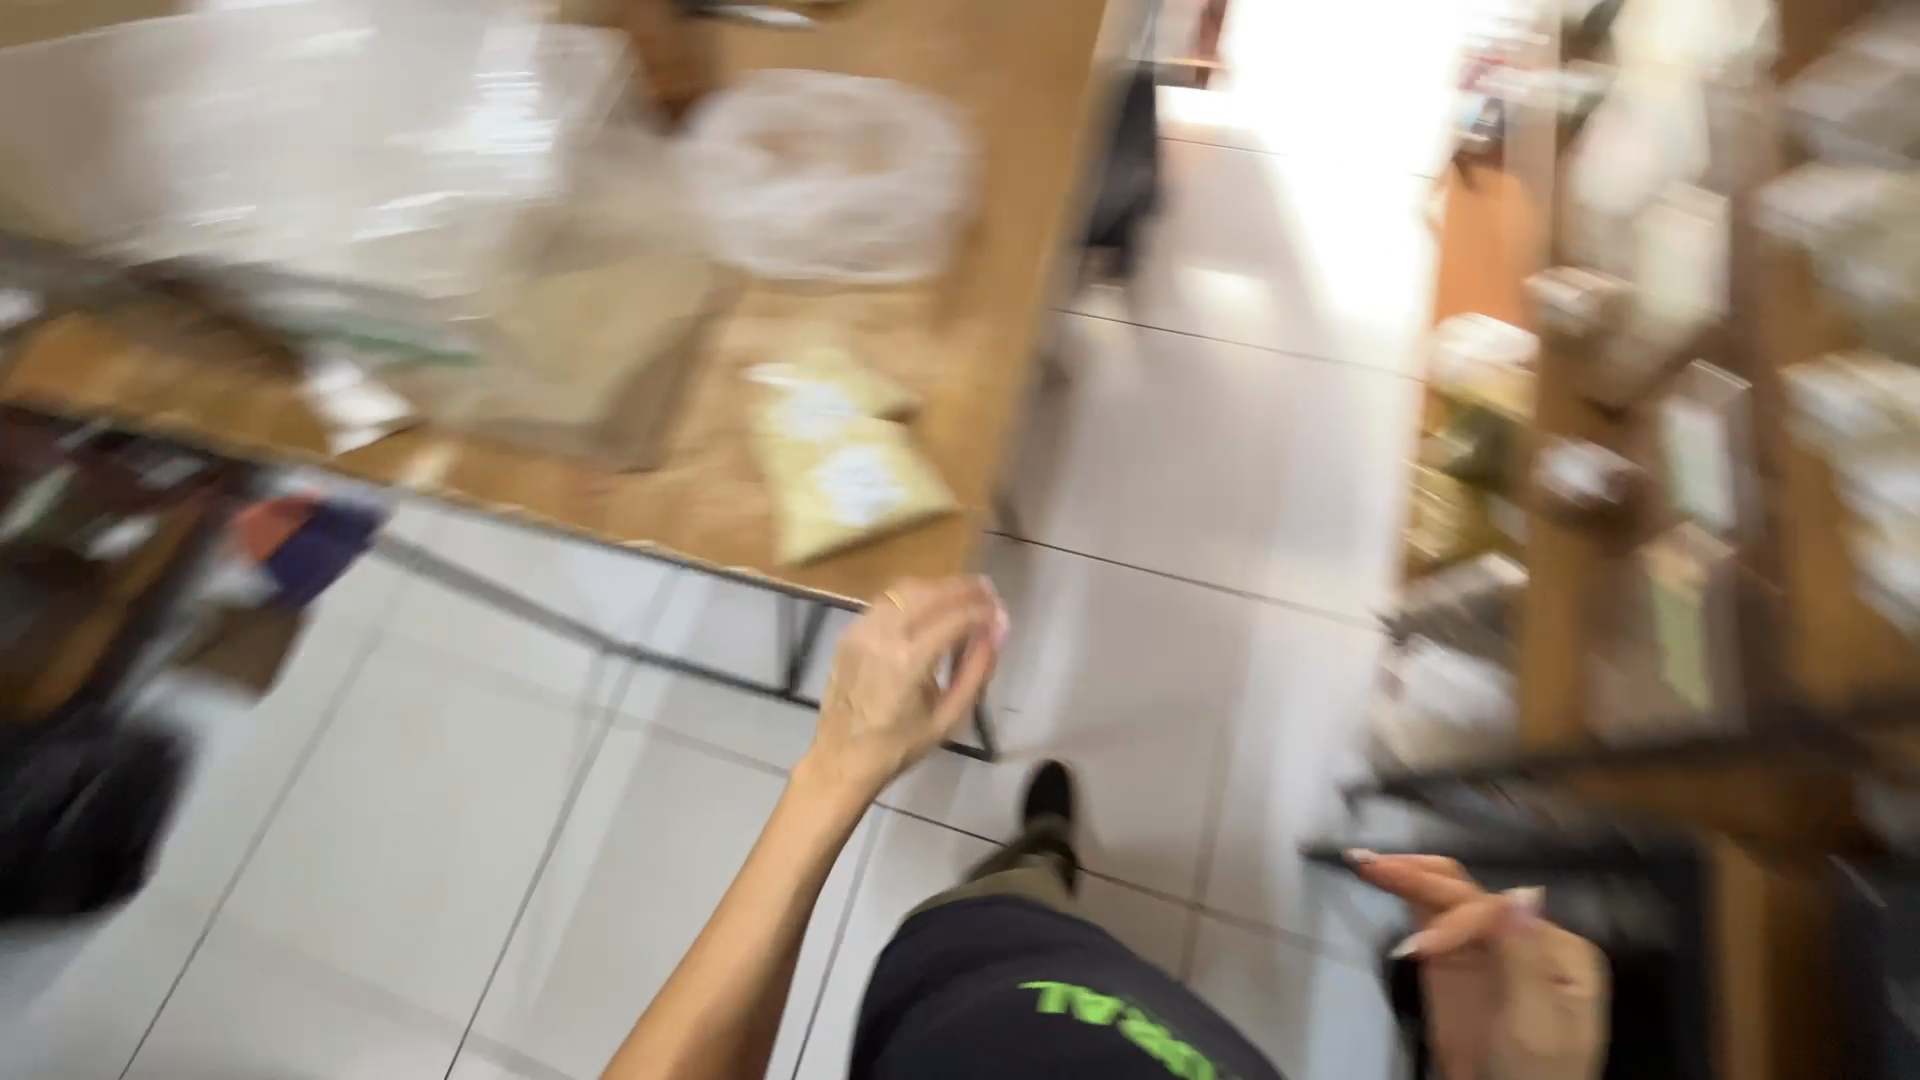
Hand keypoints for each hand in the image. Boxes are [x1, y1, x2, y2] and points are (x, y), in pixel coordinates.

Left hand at [802, 577, 1006, 798]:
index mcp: (909, 661)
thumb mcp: (949, 717)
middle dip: (962, 587)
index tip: (1001, 613)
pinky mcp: (849, 632)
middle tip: (987, 590)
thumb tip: (997, 632)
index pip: (956, 619)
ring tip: (961, 592)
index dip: (983, 611)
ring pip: (905, 590)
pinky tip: (927, 606)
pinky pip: (885, 602)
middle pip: (929, 593)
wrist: (841, 758)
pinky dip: (911, 597)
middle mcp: (883, 636)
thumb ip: (977, 671)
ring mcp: (861, 630)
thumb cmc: (899, 745)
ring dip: (936, 586)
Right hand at [1350, 852, 1606, 1079]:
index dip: (1451, 924)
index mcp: (1557, 950)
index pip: (1492, 913)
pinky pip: (1428, 910)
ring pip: (1442, 891)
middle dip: (1416, 880)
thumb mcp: (1535, 1027)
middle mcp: (1522, 933)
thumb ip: (1525, 960)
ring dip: (1404, 873)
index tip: (1413, 953)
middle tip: (1369, 866)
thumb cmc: (1531, 1075)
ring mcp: (1485, 939)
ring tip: (1364, 861)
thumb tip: (1521, 892)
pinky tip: (1377, 874)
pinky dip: (1401, 889)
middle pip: (1463, 892)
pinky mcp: (1452, 949)